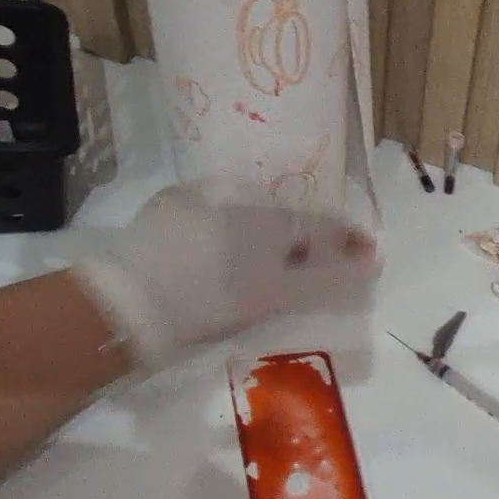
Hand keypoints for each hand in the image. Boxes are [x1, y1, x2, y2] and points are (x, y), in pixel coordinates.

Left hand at [71, 182, 379, 366]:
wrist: (126, 304)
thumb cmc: (212, 296)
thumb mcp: (278, 292)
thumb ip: (330, 276)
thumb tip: (373, 261)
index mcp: (268, 212)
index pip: (322, 222)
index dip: (349, 240)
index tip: (369, 256)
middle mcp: (236, 194)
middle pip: (287, 218)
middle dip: (309, 241)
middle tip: (321, 268)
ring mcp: (196, 200)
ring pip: (252, 217)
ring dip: (272, 240)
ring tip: (277, 268)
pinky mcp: (166, 213)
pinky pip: (219, 220)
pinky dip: (237, 240)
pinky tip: (232, 261)